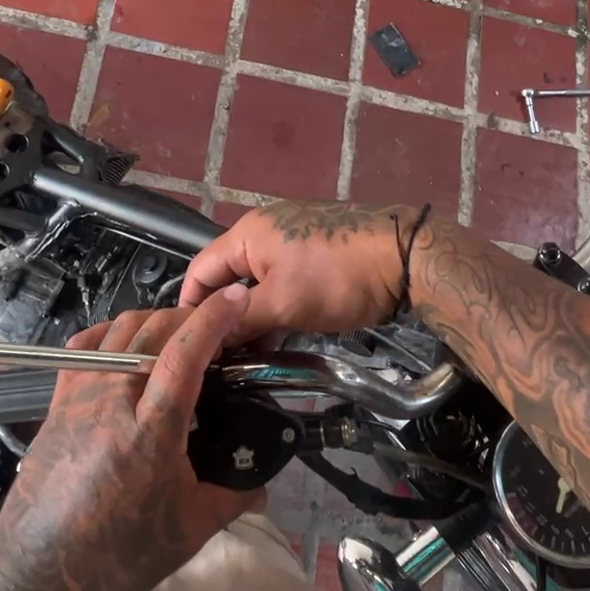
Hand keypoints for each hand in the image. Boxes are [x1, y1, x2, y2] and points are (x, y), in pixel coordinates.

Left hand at [0, 287, 261, 590]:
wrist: (36, 572)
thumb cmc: (115, 555)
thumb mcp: (187, 532)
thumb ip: (232, 498)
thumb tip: (264, 483)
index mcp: (150, 431)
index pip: (185, 353)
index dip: (215, 317)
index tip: (238, 297)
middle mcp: (112, 399)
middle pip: (155, 329)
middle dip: (191, 315)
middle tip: (216, 328)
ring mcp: (81, 393)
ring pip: (121, 327)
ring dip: (155, 319)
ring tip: (178, 333)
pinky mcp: (59, 398)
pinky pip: (86, 343)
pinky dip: (113, 330)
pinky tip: (127, 342)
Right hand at [180, 200, 414, 343]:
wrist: (403, 257)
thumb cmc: (336, 276)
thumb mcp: (283, 302)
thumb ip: (241, 320)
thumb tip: (207, 341)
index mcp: (248, 234)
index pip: (200, 270)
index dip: (189, 307)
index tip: (186, 345)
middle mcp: (264, 232)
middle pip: (228, 277)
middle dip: (220, 316)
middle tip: (214, 357)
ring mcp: (292, 242)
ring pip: (256, 284)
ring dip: (249, 317)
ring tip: (241, 358)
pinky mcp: (315, 256)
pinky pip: (280, 284)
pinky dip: (274, 309)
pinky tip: (273, 340)